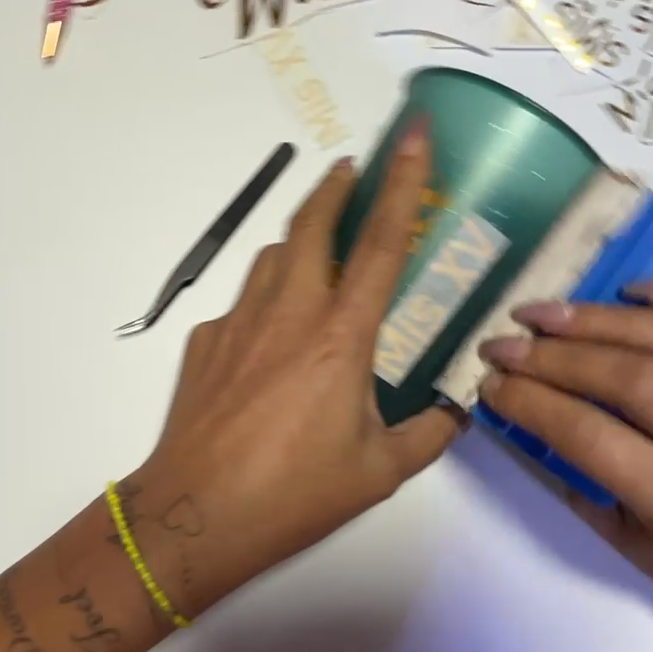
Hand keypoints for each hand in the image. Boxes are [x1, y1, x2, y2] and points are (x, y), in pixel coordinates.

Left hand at [120, 127, 462, 617]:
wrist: (197, 514)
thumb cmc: (295, 494)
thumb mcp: (378, 472)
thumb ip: (426, 433)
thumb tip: (455, 410)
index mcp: (340, 338)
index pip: (380, 245)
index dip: (402, 184)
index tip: (411, 136)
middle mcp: (287, 314)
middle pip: (309, 225)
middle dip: (333, 187)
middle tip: (350, 169)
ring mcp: (237, 324)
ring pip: (270, 258)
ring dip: (297, 242)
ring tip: (316, 253)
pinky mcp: (203, 343)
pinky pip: (241, 306)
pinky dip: (264, 303)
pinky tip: (270, 344)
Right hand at [477, 284, 652, 641]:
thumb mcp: (607, 528)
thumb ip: (565, 461)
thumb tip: (511, 390)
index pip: (594, 436)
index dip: (532, 400)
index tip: (490, 380)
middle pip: (639, 379)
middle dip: (557, 354)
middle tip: (506, 341)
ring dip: (608, 317)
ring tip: (553, 312)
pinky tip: (643, 291)